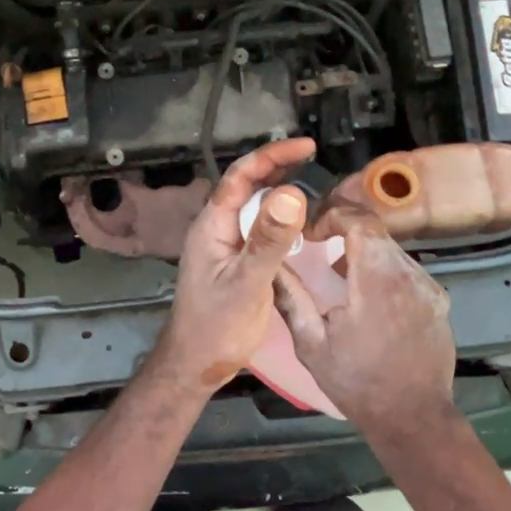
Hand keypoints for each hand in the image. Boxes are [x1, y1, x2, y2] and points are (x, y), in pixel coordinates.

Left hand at [151, 138, 316, 394]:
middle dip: (278, 168)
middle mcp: (216, 228)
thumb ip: (268, 240)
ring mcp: (225, 245)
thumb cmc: (216, 327)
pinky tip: (301, 226)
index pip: (241, 176)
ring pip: (254, 208)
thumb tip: (292, 193)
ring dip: (280, 193)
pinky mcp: (235, 262)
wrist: (196, 364)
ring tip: (314, 186)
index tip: (307, 146)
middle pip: (247, 186)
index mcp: (212, 225)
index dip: (272, 156)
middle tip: (313, 159)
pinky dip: (281, 220)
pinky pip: (259, 229)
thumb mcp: (247, 282)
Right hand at [274, 203, 454, 431]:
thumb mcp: (311, 344)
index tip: (312, 234)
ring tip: (340, 274)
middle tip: (320, 245)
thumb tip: (273, 265)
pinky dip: (383, 271)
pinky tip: (367, 297)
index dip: (333, 216)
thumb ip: (292, 297)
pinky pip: (407, 271)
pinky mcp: (439, 301)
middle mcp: (409, 275)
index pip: (360, 221)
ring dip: (365, 252)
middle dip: (345, 231)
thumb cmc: (357, 382)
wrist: (413, 418)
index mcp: (377, 280)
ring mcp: (429, 288)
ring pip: (392, 250)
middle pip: (377, 232)